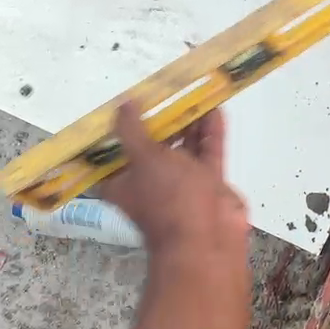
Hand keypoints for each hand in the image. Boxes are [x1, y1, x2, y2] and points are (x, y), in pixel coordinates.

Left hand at [97, 104, 248, 270]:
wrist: (208, 238)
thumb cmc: (168, 199)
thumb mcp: (144, 159)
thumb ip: (133, 130)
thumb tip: (123, 104)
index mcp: (123, 181)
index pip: (114, 150)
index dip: (119, 126)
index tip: (128, 101)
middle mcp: (150, 181)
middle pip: (153, 144)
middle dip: (161, 119)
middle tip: (168, 90)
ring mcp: (182, 183)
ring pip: (183, 147)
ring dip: (189, 123)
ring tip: (195, 94)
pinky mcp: (208, 184)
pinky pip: (208, 153)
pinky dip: (211, 133)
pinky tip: (215, 110)